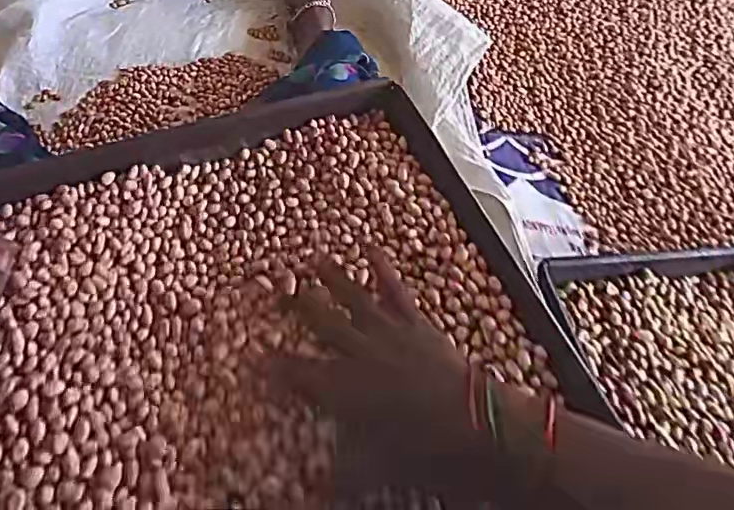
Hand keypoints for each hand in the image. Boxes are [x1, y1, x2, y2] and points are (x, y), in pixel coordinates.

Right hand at [275, 248, 500, 501]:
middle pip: (321, 323)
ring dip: (332, 278)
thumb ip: (343, 474)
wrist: (475, 422)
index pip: (300, 375)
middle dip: (297, 306)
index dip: (277, 366)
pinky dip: (382, 268)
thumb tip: (312, 491)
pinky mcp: (412, 322)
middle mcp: (358, 352)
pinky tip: (371, 248)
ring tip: (314, 259)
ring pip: (351, 298)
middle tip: (278, 290)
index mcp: (345, 387)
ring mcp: (385, 332)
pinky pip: (393, 291)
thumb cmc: (425, 451)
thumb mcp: (379, 467)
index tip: (258, 358)